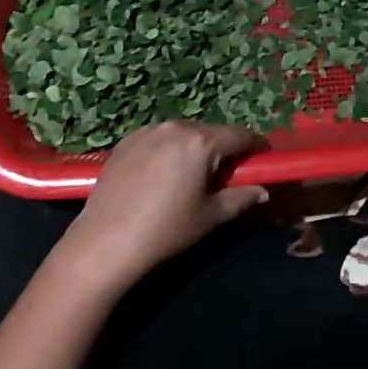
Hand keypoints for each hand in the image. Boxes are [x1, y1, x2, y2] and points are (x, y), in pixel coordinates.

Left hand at [56, 121, 268, 289]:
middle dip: (225, 148)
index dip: (256, 147)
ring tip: (193, 175)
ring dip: (196, 147)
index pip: (240, 135)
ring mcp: (147, 131)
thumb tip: (262, 191)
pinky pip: (159, 138)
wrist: (104, 242)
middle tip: (228, 173)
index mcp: (201, 142)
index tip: (263, 160)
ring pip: (185, 133)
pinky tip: (163, 175)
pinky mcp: (126, 140)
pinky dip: (170, 150)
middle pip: (212, 132)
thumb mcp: (210, 216)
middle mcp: (175, 126)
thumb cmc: (165, 229)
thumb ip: (241, 198)